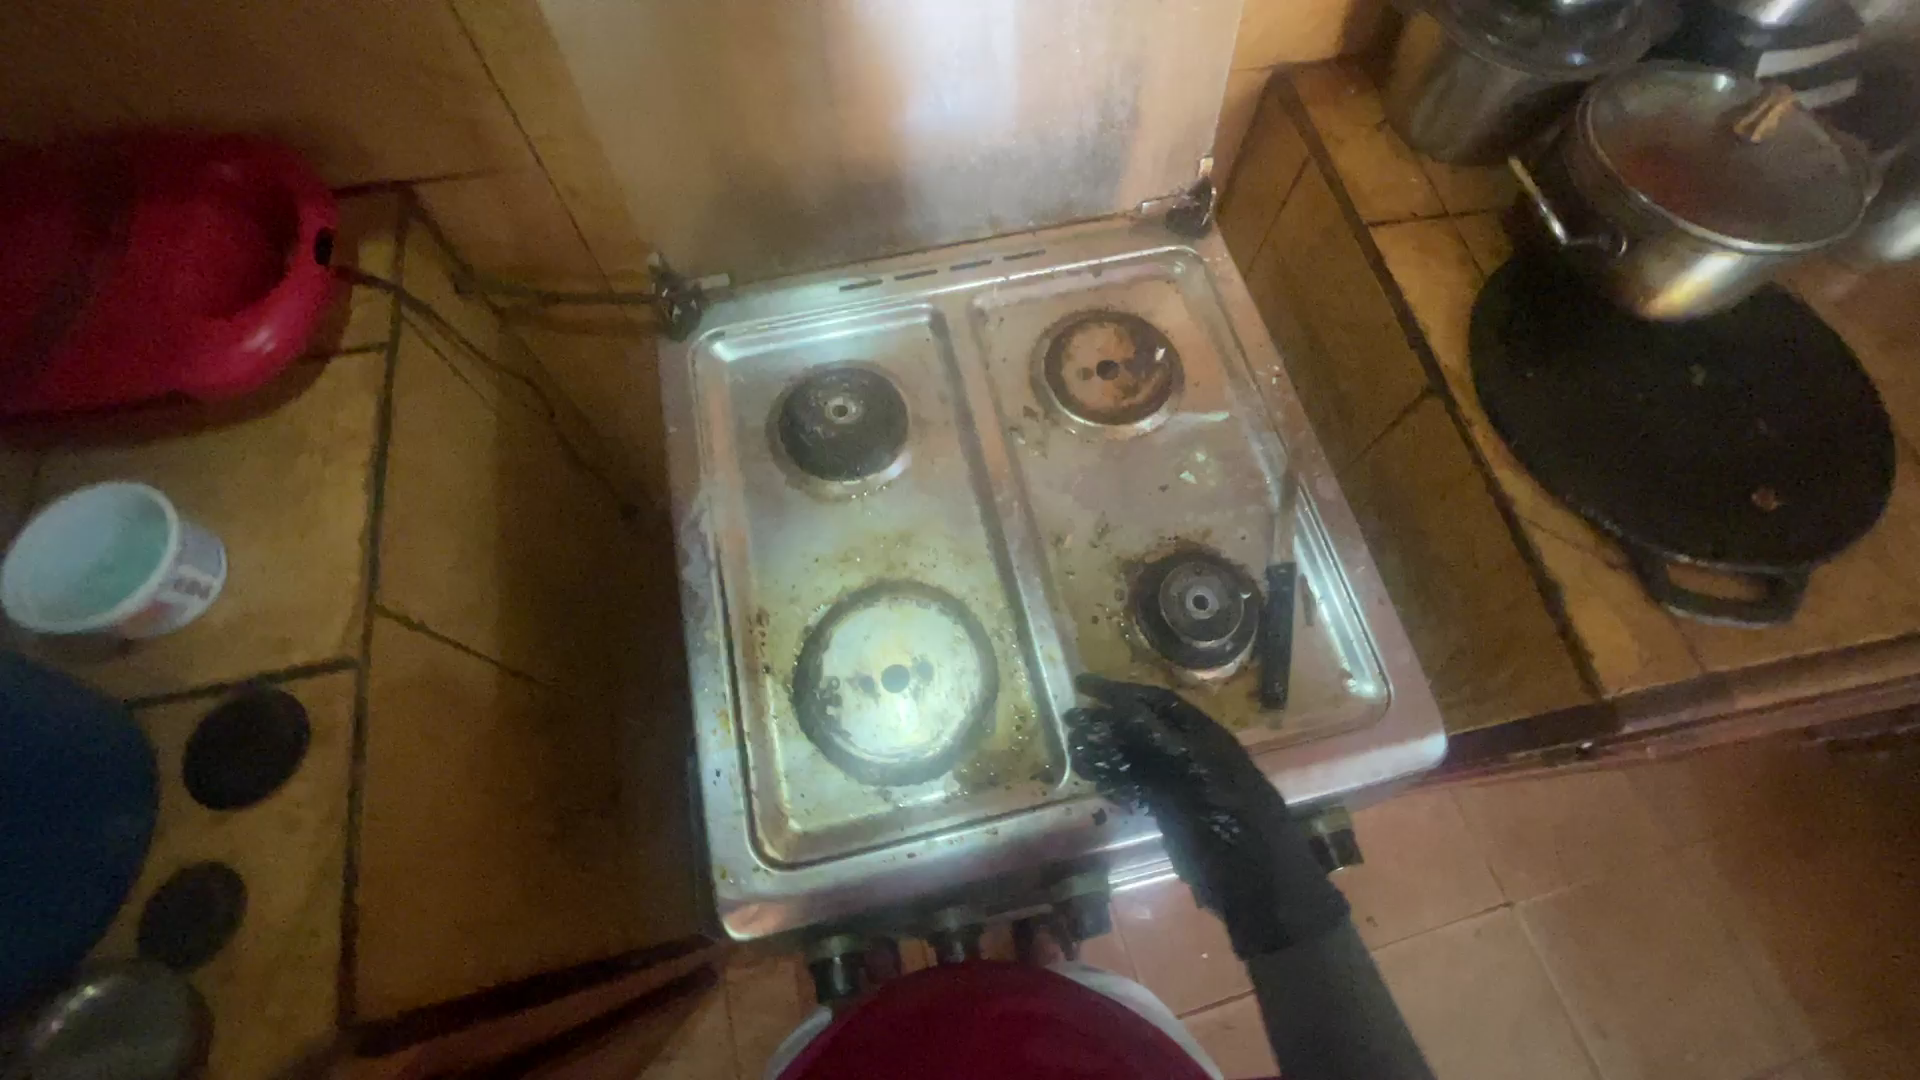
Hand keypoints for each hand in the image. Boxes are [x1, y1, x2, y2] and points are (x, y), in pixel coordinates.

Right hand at [1067, 674, 1347, 958]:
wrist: (1263, 895)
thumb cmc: (1241, 832)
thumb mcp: (1204, 777)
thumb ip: (1166, 744)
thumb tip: (1129, 711)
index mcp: (1207, 740)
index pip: (1158, 703)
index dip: (1121, 692)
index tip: (1083, 686)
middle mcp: (1193, 756)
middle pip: (1143, 728)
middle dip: (1107, 722)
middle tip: (1070, 721)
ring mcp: (1182, 786)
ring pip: (1137, 757)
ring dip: (1106, 751)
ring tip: (1074, 749)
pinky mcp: (1173, 816)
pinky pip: (1139, 788)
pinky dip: (1115, 782)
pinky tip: (1096, 779)